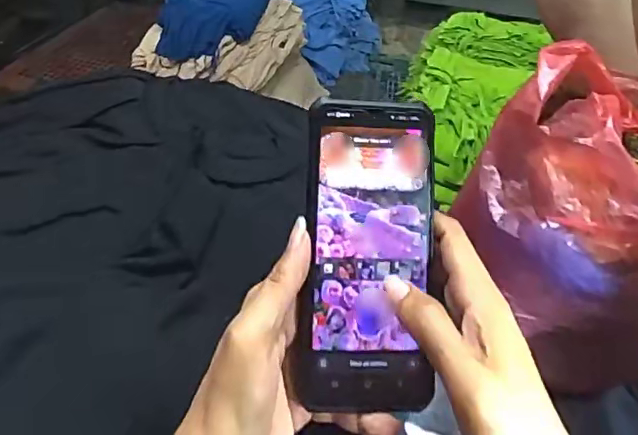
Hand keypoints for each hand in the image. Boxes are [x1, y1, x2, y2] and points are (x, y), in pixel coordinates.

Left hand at [176, 217, 397, 434]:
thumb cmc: (231, 398)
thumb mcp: (253, 335)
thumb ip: (279, 286)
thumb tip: (301, 228)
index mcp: (275, 307)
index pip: (315, 271)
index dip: (346, 259)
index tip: (384, 249)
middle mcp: (289, 332)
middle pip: (337, 311)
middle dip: (370, 309)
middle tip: (406, 307)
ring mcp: (300, 369)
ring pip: (345, 352)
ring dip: (373, 359)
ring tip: (406, 363)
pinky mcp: (308, 403)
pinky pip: (343, 394)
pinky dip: (364, 403)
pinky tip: (385, 410)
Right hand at [384, 215, 564, 434]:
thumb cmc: (505, 409)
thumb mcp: (462, 368)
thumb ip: (429, 323)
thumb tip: (391, 277)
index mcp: (483, 295)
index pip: (454, 237)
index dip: (426, 218)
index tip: (389, 210)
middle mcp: (482, 303)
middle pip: (445, 259)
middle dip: (411, 247)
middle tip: (368, 245)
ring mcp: (479, 327)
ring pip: (441, 287)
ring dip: (411, 277)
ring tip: (371, 272)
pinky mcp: (474, 350)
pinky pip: (442, 314)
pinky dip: (417, 307)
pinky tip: (393, 318)